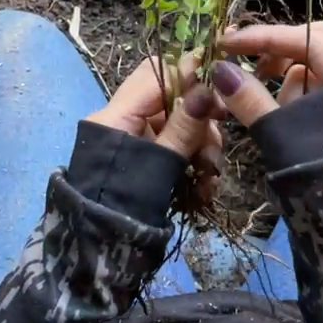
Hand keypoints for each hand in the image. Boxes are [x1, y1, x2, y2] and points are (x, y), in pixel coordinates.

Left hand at [85, 55, 224, 202]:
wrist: (100, 251)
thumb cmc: (126, 205)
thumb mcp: (160, 165)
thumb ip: (185, 126)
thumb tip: (207, 87)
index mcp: (116, 115)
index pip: (156, 75)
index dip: (190, 72)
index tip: (222, 79)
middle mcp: (121, 122)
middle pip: (169, 100)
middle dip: (200, 117)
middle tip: (219, 135)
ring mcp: (131, 143)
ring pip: (175, 126)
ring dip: (200, 145)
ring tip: (210, 175)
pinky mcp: (142, 162)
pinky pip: (171, 149)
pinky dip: (190, 161)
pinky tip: (204, 186)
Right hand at [212, 18, 322, 125]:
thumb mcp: (280, 139)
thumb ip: (250, 100)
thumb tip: (220, 69)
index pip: (307, 40)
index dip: (264, 38)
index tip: (227, 45)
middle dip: (290, 45)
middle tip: (258, 65)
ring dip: (297, 72)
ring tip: (273, 105)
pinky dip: (309, 91)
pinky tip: (289, 117)